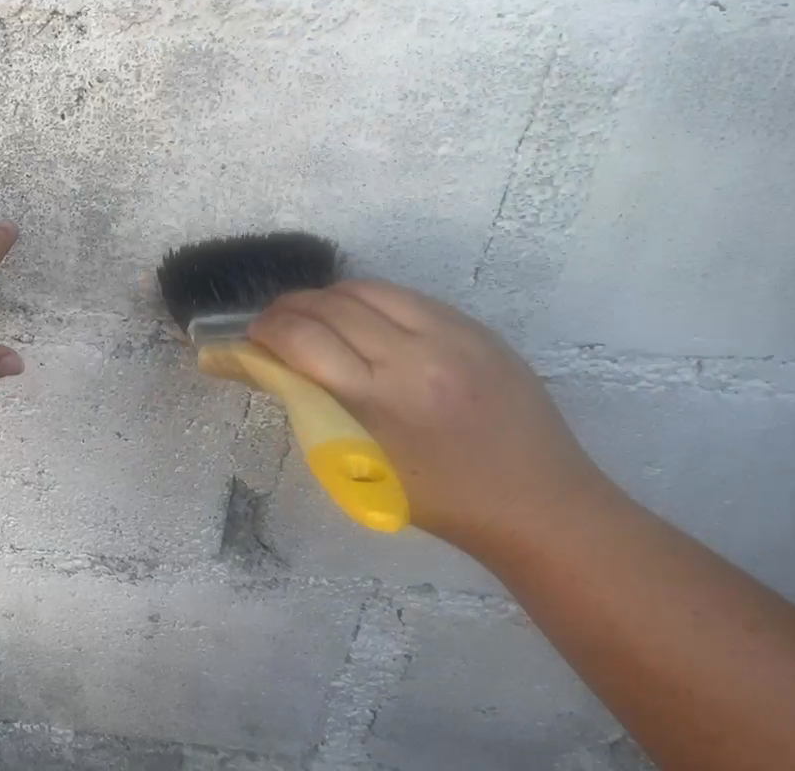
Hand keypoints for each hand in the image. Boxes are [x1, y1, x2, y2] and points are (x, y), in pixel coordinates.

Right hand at [247, 280, 614, 558]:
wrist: (541, 505)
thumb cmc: (437, 500)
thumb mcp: (358, 463)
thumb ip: (307, 404)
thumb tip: (253, 364)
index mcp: (383, 399)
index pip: (302, 339)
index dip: (266, 331)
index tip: (252, 340)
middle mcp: (416, 355)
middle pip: (328, 305)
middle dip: (287, 310)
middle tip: (273, 327)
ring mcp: (452, 335)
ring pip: (364, 289)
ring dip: (325, 299)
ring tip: (313, 319)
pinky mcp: (475, 327)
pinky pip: (403, 295)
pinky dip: (367, 301)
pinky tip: (360, 320)